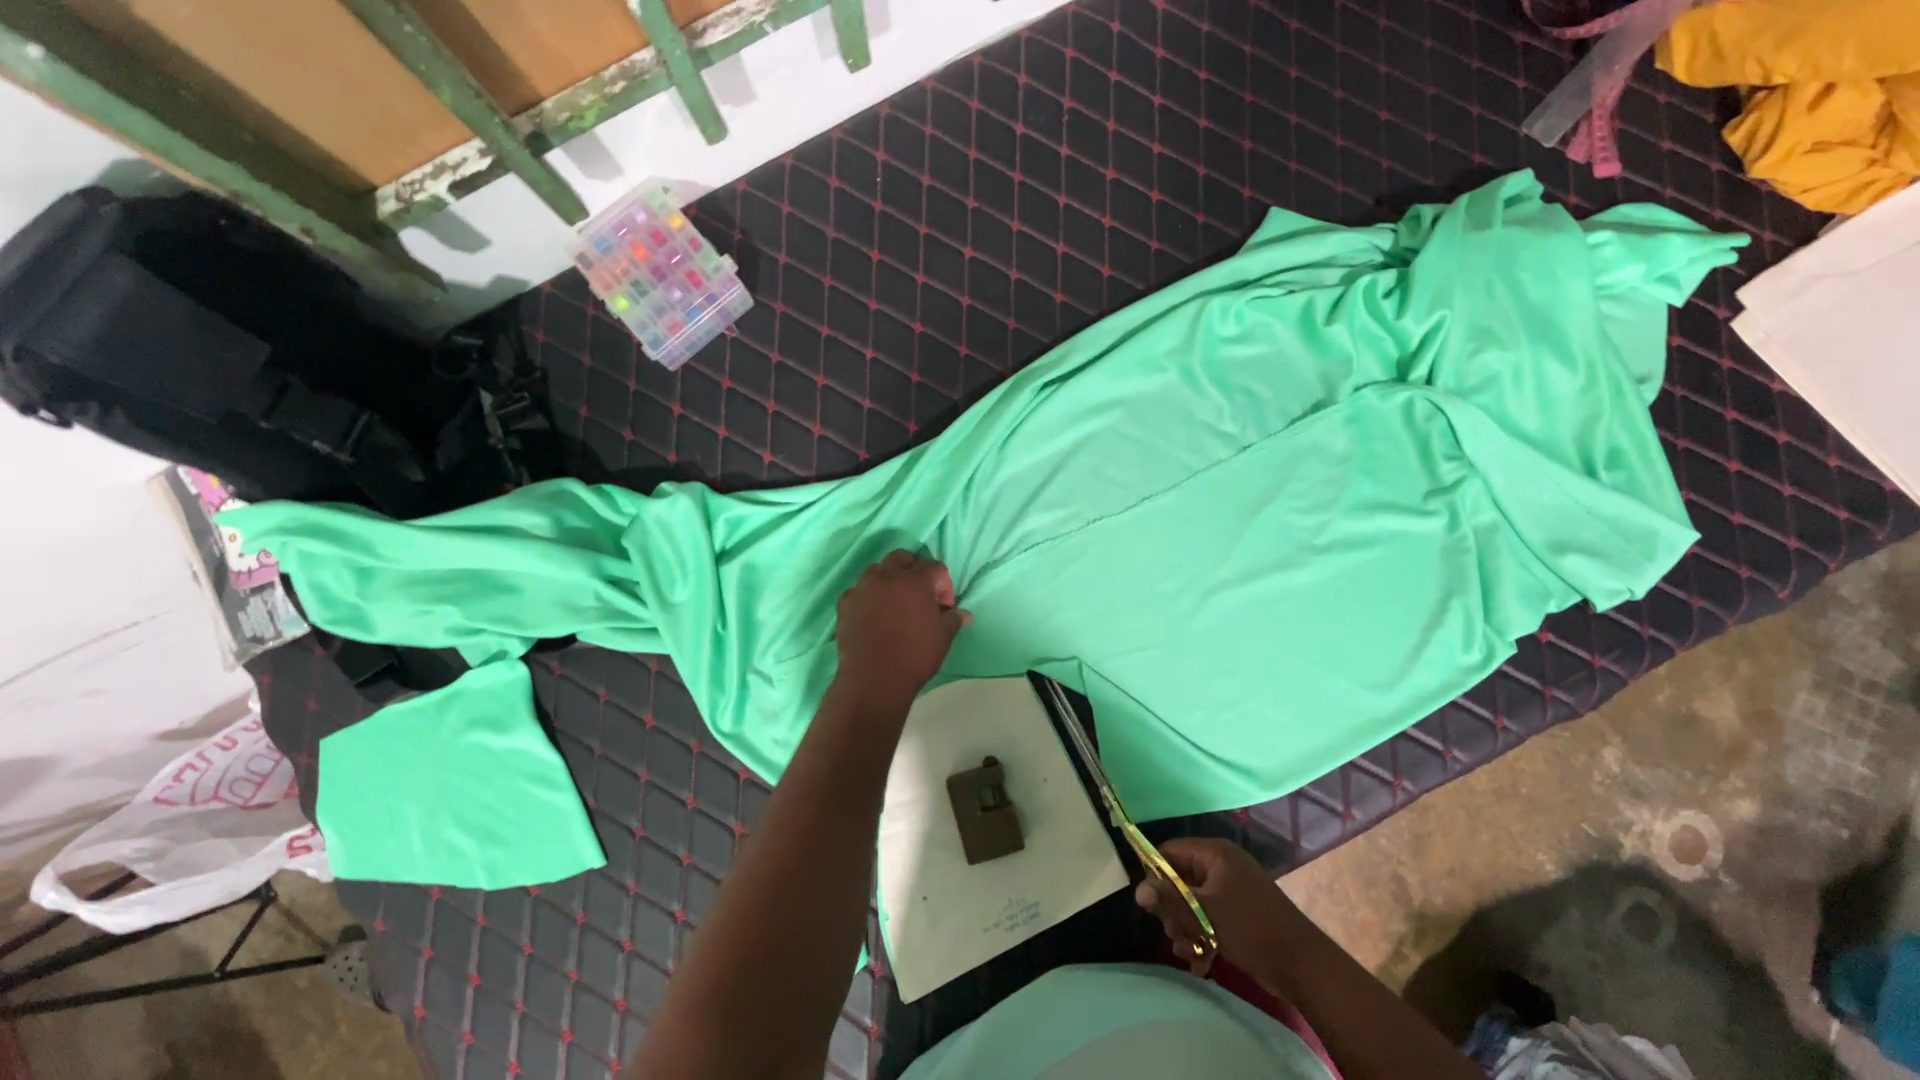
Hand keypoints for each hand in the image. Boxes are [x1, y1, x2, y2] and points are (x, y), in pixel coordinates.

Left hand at [833, 550, 969, 707]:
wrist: (874, 679)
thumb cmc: (915, 656)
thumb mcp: (943, 637)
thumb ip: (953, 619)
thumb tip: (965, 614)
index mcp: (915, 580)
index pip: (935, 567)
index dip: (944, 586)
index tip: (944, 608)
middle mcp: (887, 576)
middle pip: (902, 558)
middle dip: (914, 571)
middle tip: (920, 596)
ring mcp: (862, 587)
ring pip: (877, 570)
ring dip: (889, 580)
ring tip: (895, 604)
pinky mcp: (845, 602)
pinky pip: (858, 590)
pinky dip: (868, 597)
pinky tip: (873, 616)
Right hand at [1136, 837, 1302, 977]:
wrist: (1301, 964)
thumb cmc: (1250, 928)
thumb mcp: (1203, 913)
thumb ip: (1169, 900)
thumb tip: (1137, 890)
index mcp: (1216, 854)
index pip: (1170, 851)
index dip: (1155, 874)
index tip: (1149, 902)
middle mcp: (1222, 866)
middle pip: (1179, 880)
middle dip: (1173, 911)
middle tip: (1174, 933)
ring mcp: (1232, 890)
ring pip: (1192, 904)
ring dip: (1185, 929)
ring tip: (1189, 952)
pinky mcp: (1238, 914)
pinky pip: (1208, 919)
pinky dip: (1201, 938)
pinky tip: (1200, 961)